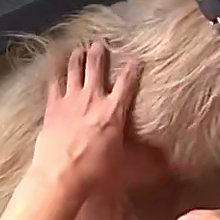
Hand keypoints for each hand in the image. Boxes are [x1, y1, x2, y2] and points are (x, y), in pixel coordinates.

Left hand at [26, 42, 155, 200]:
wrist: (59, 176)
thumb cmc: (95, 172)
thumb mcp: (125, 165)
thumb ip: (144, 159)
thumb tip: (167, 165)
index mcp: (113, 111)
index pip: (127, 83)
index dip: (132, 68)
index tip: (136, 59)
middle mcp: (92, 99)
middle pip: (96, 68)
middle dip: (99, 53)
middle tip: (99, 43)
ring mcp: (70, 101)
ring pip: (74, 71)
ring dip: (77, 58)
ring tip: (79, 49)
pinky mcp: (52, 108)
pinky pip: (54, 85)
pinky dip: (55, 74)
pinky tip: (54, 68)